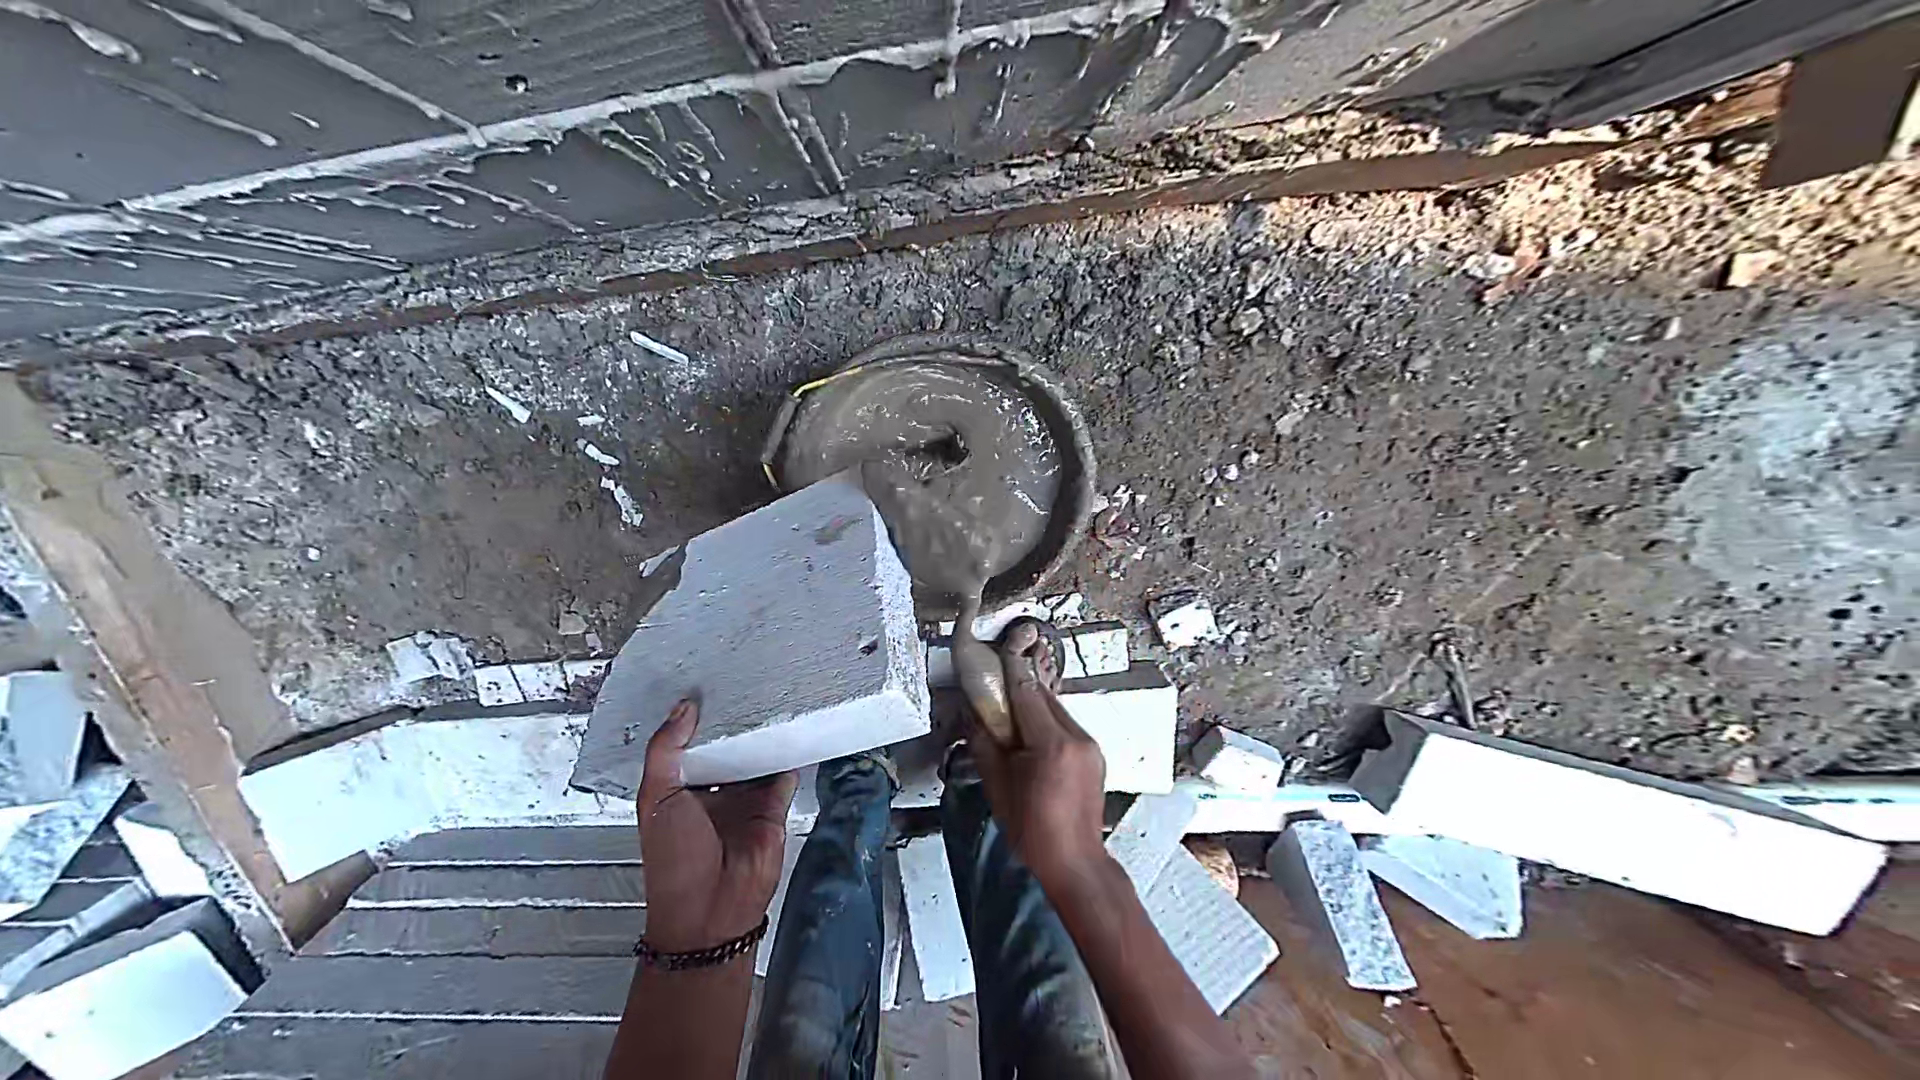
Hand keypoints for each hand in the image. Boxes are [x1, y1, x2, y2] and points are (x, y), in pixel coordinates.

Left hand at [636, 699, 797, 951]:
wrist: (712, 907)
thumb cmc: (673, 857)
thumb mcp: (656, 799)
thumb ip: (665, 751)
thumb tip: (684, 707)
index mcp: (681, 787)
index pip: (692, 744)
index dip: (699, 719)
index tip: (710, 686)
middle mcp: (715, 789)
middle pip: (729, 746)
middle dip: (737, 722)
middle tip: (749, 682)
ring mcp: (746, 797)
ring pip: (758, 755)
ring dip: (765, 735)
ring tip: (776, 696)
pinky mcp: (774, 806)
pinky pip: (785, 773)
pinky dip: (790, 754)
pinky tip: (794, 729)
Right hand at [966, 636, 1109, 890]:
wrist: (1073, 863)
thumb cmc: (1032, 832)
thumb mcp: (997, 784)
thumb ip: (984, 742)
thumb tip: (973, 715)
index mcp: (1053, 744)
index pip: (1027, 693)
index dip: (1009, 671)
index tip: (998, 652)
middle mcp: (1078, 739)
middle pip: (1045, 697)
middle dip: (1020, 689)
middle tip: (996, 687)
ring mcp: (1091, 747)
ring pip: (1057, 710)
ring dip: (1033, 707)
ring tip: (1010, 717)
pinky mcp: (1095, 757)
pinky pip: (1067, 727)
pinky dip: (1047, 724)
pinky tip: (1031, 739)